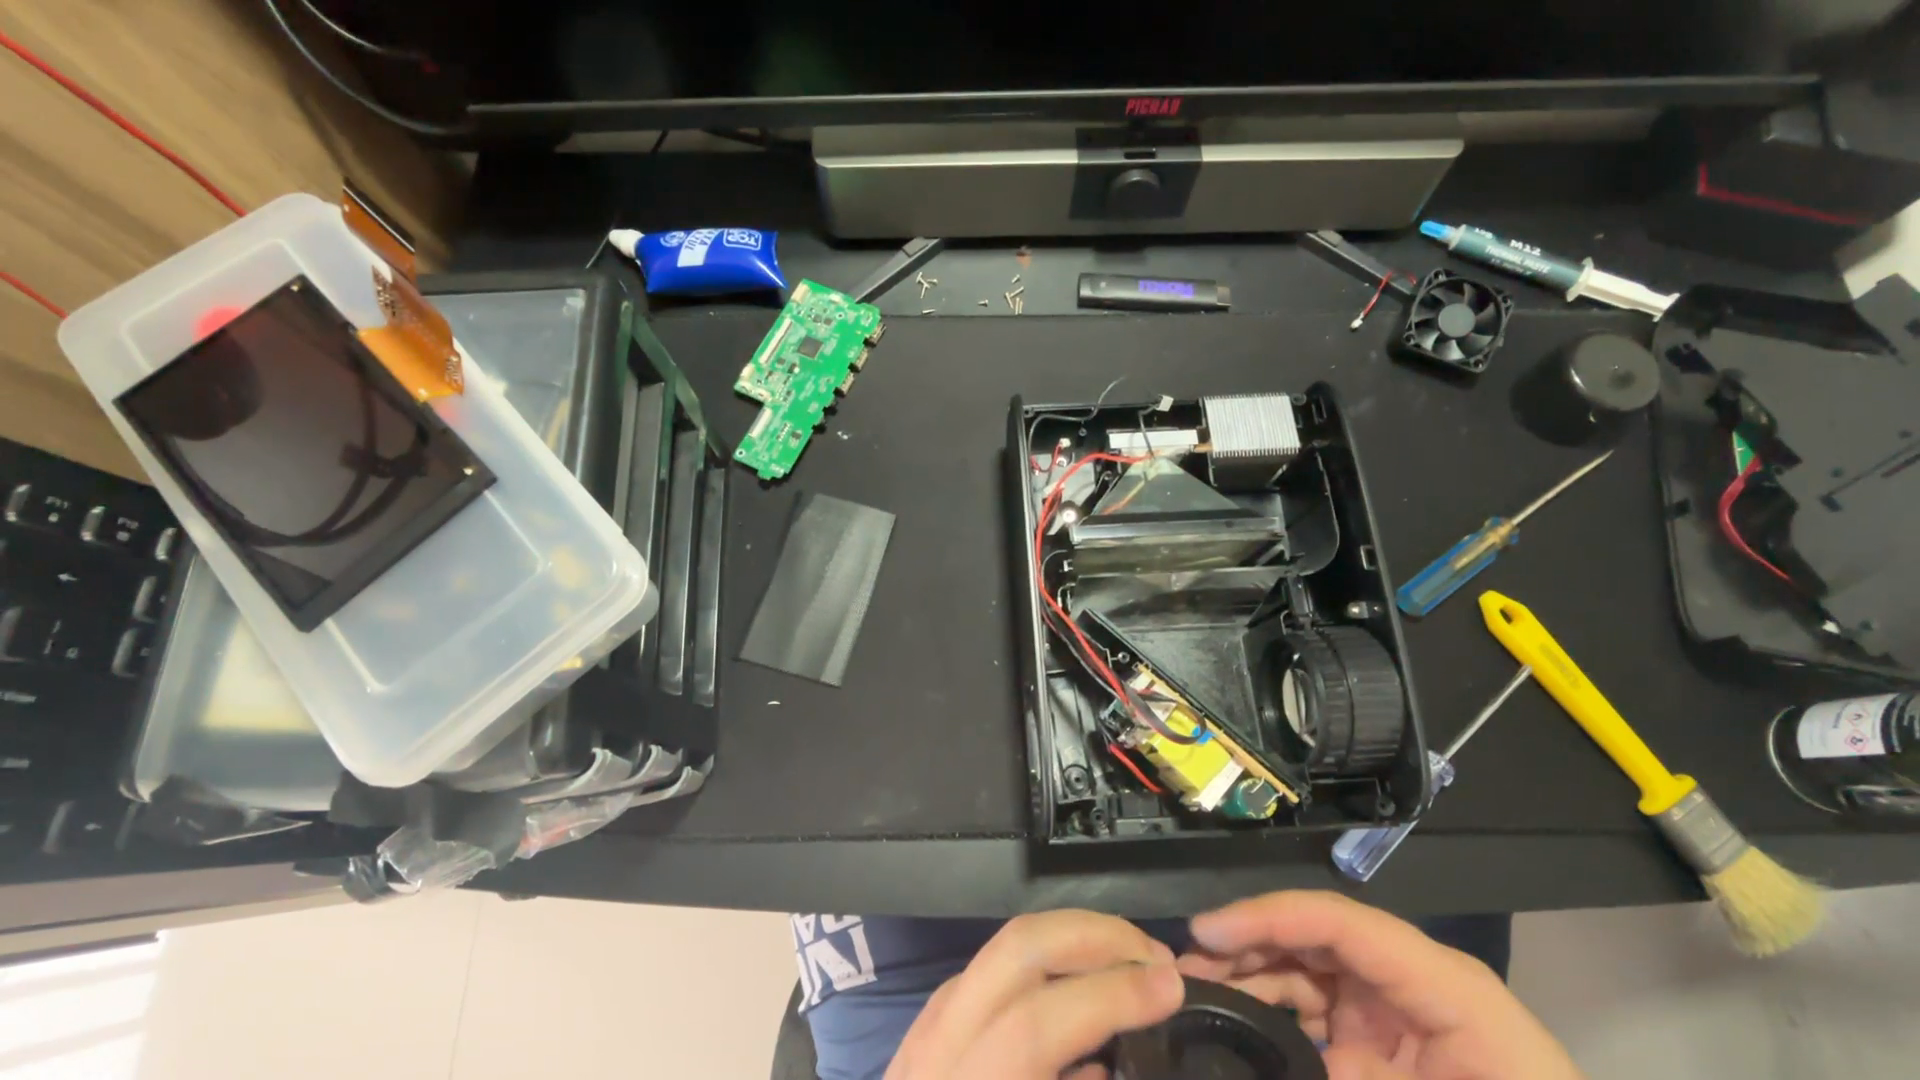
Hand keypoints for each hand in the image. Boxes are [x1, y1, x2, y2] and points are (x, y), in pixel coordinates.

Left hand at [887, 911, 1184, 1079]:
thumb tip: (1115, 1067)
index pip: (1034, 1026)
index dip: (1111, 996)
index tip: (1174, 987)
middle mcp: (939, 1053)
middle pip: (1015, 952)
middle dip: (1096, 937)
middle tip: (1157, 957)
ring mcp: (925, 1033)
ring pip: (999, 948)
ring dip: (1073, 939)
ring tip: (1130, 958)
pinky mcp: (924, 1027)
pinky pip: (990, 969)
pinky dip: (1042, 961)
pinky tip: (1080, 978)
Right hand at [1177, 891, 1582, 1079]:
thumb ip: (1333, 1072)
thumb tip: (1252, 1057)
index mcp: (1444, 987)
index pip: (1344, 922)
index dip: (1270, 917)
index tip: (1205, 933)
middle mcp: (1413, 984)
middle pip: (1317, 937)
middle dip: (1248, 942)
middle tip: (1183, 967)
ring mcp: (1396, 1014)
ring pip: (1308, 970)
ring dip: (1250, 975)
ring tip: (1193, 992)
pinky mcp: (1379, 1046)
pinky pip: (1314, 1011)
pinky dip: (1269, 1010)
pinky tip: (1229, 1021)